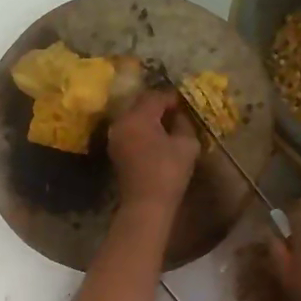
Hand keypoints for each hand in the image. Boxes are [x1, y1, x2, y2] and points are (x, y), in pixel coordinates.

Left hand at [109, 90, 200, 211]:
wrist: (145, 203)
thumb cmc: (168, 172)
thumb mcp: (186, 144)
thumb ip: (184, 123)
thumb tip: (180, 115)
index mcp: (137, 117)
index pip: (155, 96)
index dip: (172, 97)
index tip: (186, 103)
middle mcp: (121, 122)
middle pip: (140, 105)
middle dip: (159, 105)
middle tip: (178, 111)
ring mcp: (114, 136)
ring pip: (133, 117)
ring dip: (149, 117)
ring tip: (168, 125)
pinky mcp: (114, 149)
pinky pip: (129, 130)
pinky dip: (142, 129)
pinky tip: (156, 137)